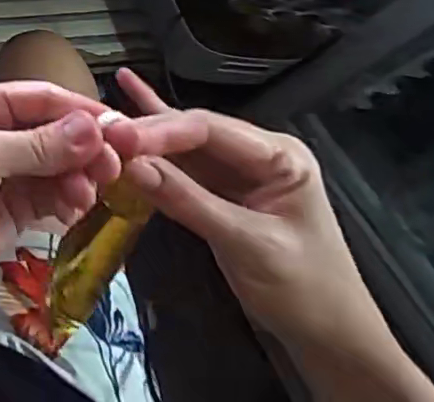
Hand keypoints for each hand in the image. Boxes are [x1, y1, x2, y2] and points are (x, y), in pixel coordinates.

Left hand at [0, 82, 120, 294]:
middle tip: (118, 163)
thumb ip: (38, 146)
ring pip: (60, 166)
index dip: (82, 111)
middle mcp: (1, 132)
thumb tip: (93, 129)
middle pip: (57, 133)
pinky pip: (52, 198)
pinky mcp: (15, 209)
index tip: (122, 127)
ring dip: (80, 176)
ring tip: (90, 191)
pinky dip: (68, 201)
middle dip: (87, 147)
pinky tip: (76, 207)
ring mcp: (10, 172)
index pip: (43, 98)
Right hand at [102, 69, 385, 349]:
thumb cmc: (306, 293)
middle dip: (147, 131)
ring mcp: (238, 166)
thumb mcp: (249, 246)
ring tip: (101, 117)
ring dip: (144, 136)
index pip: (208, 128)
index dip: (161, 130)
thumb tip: (131, 166)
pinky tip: (131, 90)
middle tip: (100, 132)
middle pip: (191, 130)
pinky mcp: (220, 185)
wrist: (334, 343)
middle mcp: (256, 150)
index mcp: (278, 154)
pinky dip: (155, 137)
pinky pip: (182, 159)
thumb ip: (189, 201)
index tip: (119, 138)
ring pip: (181, 142)